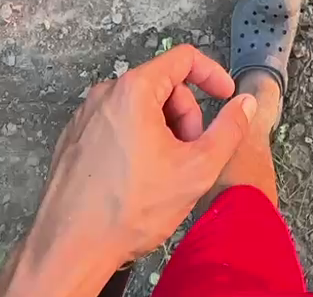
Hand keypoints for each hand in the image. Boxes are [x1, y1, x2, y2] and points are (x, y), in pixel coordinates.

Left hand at [0, 46, 257, 296]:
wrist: (67, 253)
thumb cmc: (127, 211)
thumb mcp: (197, 169)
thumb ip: (229, 129)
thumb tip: (245, 104)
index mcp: (134, 90)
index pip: (184, 58)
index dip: (213, 74)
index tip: (226, 96)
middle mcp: (105, 94)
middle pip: (163, 85)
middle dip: (186, 115)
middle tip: (192, 153)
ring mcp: (85, 117)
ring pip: (140, 107)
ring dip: (163, 130)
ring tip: (165, 171)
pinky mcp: (72, 141)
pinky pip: (116, 124)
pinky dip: (136, 140)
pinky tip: (138, 179)